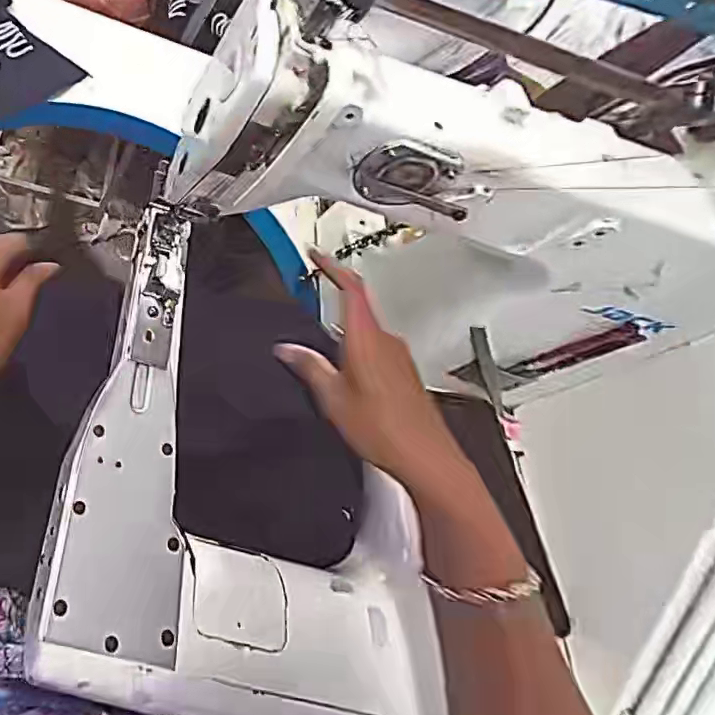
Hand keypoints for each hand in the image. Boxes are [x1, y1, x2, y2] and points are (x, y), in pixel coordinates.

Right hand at [275, 253, 488, 515]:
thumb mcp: (333, 398)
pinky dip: (357, 350)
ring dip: (344, 331)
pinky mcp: (403, 372)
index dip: (332, 266)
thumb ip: (309, 367)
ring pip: (366, 330)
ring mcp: (398, 356)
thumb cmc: (385, 430)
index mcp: (366, 338)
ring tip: (322, 351)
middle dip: (332, 301)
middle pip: (358, 306)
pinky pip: (377, 348)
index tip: (316, 256)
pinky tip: (347, 377)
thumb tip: (288, 350)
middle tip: (311, 301)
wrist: (426, 457)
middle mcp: (386, 341)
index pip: (350, 287)